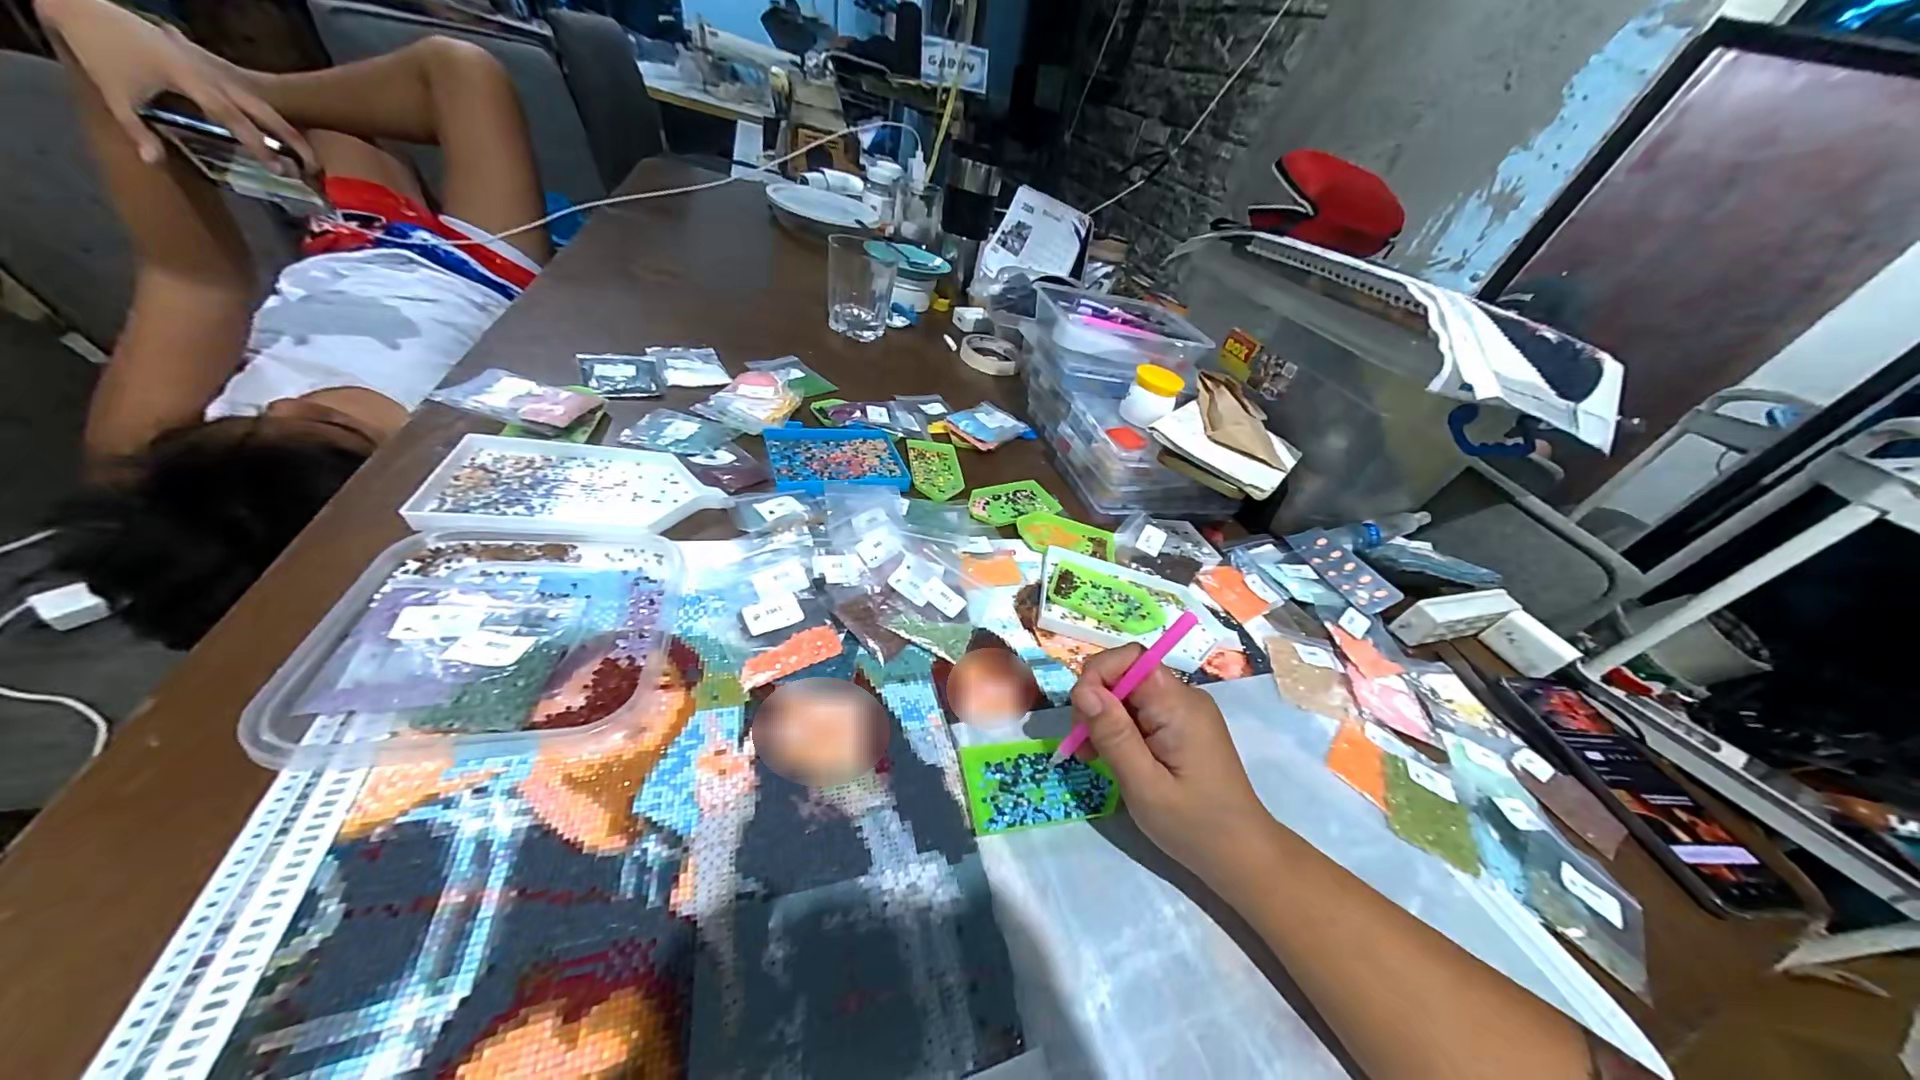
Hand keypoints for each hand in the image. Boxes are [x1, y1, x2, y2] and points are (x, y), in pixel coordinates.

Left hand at [36, 0, 311, 169]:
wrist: (85, 8)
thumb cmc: (100, 53)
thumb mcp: (114, 94)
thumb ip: (137, 130)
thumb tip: (153, 164)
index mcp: (191, 82)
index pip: (234, 118)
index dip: (259, 144)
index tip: (280, 168)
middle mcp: (211, 76)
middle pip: (263, 110)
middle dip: (292, 138)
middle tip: (314, 166)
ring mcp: (215, 69)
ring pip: (262, 102)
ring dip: (286, 128)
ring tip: (306, 152)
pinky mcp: (212, 65)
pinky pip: (249, 94)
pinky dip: (268, 114)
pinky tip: (279, 128)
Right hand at [1070, 644, 1273, 884]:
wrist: (1242, 855)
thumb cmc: (1194, 825)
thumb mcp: (1144, 784)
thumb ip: (1113, 734)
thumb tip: (1083, 690)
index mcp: (1179, 704)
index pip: (1131, 658)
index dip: (1098, 675)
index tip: (1081, 717)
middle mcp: (1183, 698)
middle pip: (1126, 673)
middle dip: (1095, 701)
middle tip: (1083, 746)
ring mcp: (1184, 712)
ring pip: (1128, 693)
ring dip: (1103, 718)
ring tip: (1093, 756)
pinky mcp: (1180, 728)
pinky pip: (1140, 712)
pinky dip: (1118, 729)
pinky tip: (1111, 756)